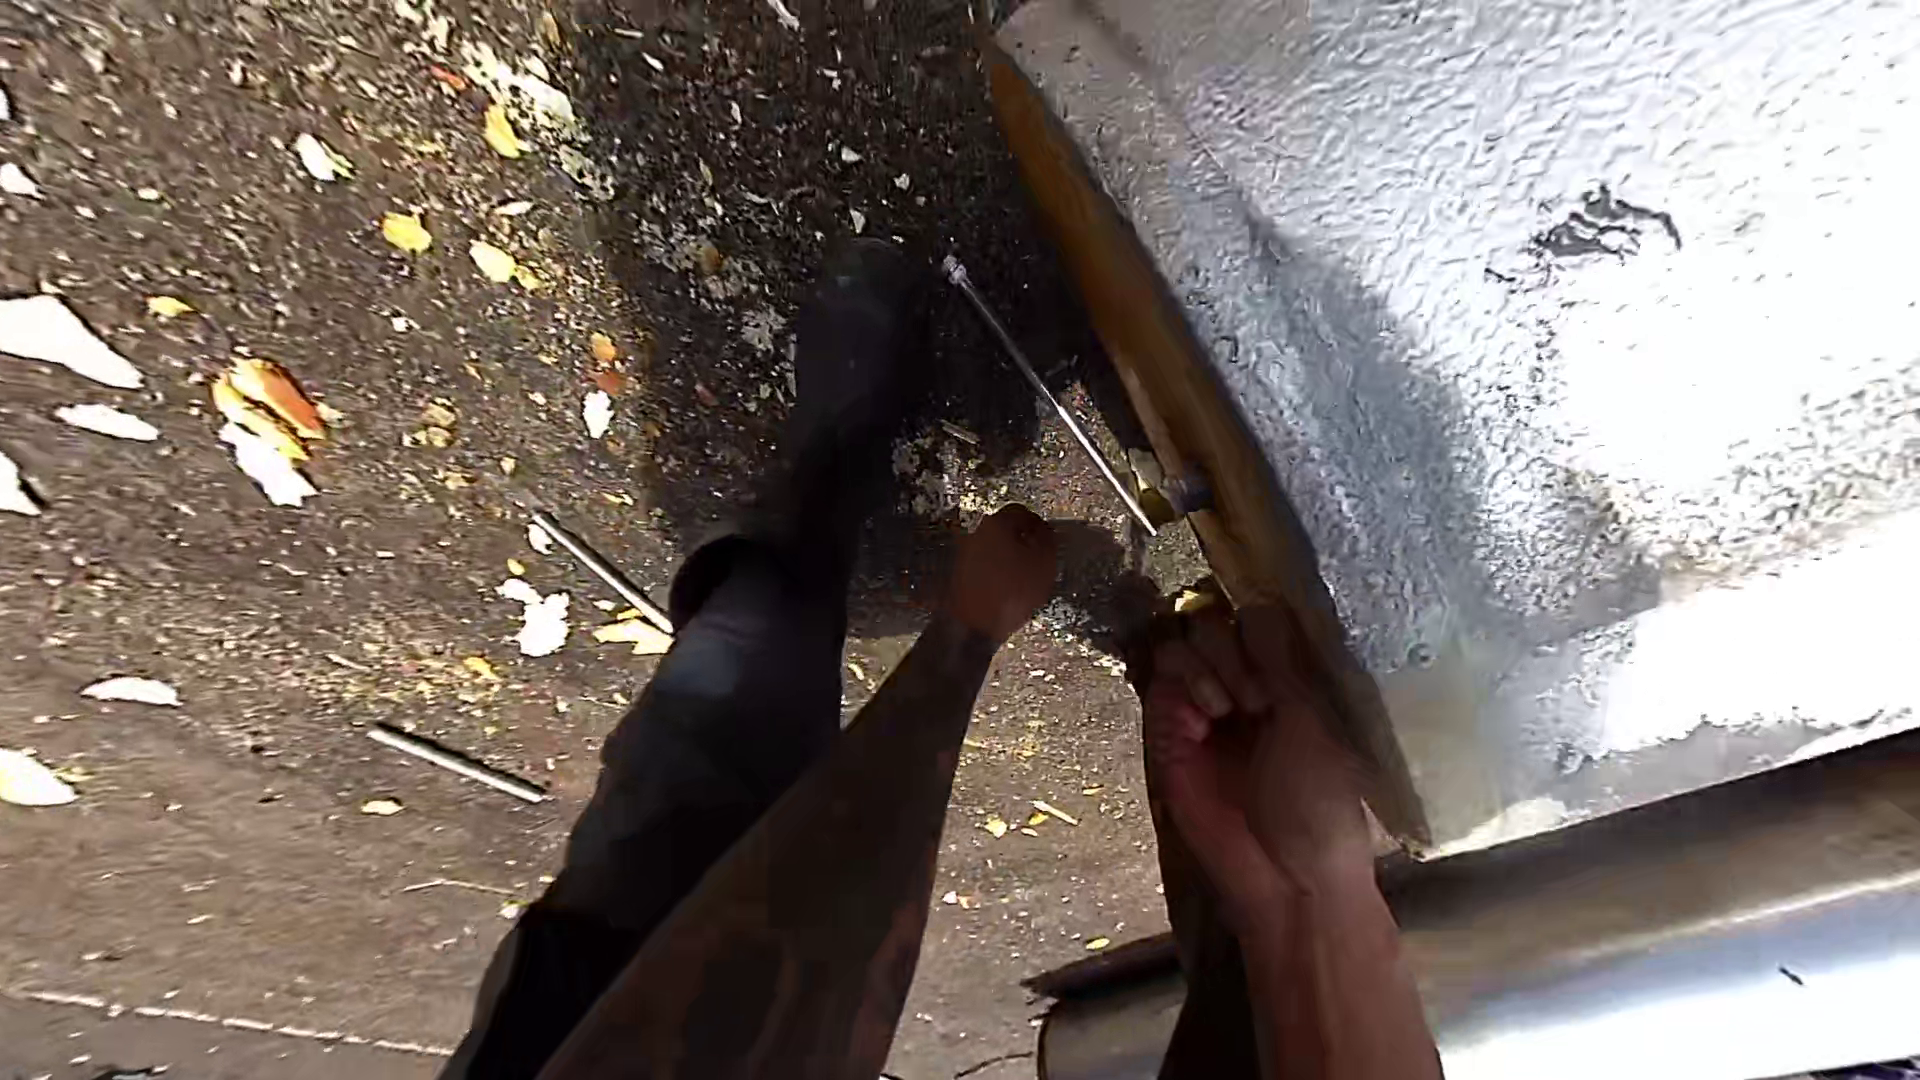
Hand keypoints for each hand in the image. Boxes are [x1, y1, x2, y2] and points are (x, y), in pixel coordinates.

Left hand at [945, 505, 1057, 643]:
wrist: (973, 627)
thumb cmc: (1011, 592)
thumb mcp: (1043, 563)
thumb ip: (1046, 539)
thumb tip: (1043, 530)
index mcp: (996, 524)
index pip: (1021, 511)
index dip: (1038, 523)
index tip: (1048, 538)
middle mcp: (976, 534)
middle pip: (1006, 528)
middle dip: (1024, 539)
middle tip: (1040, 556)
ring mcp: (965, 554)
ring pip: (995, 547)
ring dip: (1011, 556)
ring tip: (1027, 575)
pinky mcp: (961, 574)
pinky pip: (986, 564)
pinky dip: (999, 570)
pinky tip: (1009, 587)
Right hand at [1143, 604, 1373, 931]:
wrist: (1284, 869)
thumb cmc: (1320, 797)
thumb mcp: (1316, 720)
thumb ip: (1282, 658)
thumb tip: (1258, 599)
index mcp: (1283, 673)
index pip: (1254, 613)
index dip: (1256, 623)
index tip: (1275, 655)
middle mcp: (1239, 676)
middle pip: (1212, 617)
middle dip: (1232, 650)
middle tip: (1258, 700)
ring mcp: (1199, 695)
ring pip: (1183, 636)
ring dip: (1208, 665)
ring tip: (1230, 711)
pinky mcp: (1167, 718)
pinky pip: (1163, 672)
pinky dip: (1185, 684)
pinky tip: (1205, 718)